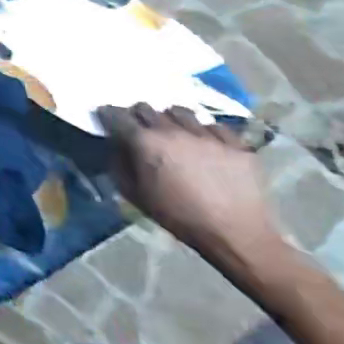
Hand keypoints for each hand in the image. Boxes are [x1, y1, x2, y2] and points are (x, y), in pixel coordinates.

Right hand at [97, 104, 281, 260]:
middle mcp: (173, 130)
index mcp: (145, 142)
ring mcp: (206, 134)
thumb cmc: (180, 217)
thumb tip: (116, 146)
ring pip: (180, 112)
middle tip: (141, 129)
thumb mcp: (136, 196)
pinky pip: (213, 126)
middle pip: (147, 108)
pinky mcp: (234, 143)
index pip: (117, 115)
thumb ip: (119, 165)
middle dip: (138, 116)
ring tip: (175, 133)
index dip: (108, 115)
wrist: (237, 236)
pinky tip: (205, 146)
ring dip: (171, 120)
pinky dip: (204, 132)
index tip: (107, 118)